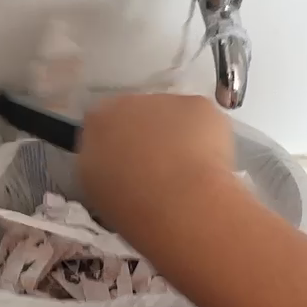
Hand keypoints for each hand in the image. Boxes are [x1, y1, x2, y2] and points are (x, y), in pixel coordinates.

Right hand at [79, 93, 240, 234]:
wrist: (178, 202)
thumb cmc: (131, 206)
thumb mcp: (97, 190)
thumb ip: (102, 165)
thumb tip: (117, 163)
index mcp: (96, 124)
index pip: (103, 127)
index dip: (119, 146)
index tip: (130, 167)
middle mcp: (126, 103)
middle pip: (138, 114)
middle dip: (149, 135)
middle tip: (162, 169)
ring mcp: (165, 100)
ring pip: (172, 116)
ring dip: (178, 135)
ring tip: (190, 170)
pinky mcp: (197, 105)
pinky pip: (200, 119)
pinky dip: (206, 136)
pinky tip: (210, 162)